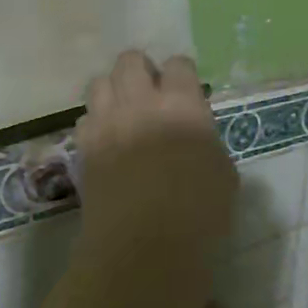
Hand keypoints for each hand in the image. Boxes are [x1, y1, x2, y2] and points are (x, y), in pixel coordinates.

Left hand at [73, 51, 237, 251]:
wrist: (143, 247)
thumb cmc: (198, 215)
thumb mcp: (223, 174)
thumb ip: (206, 140)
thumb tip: (194, 134)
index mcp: (181, 105)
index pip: (178, 65)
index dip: (182, 76)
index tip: (185, 91)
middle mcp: (139, 103)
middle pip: (130, 60)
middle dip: (141, 70)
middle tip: (150, 94)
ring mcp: (106, 123)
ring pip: (99, 82)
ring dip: (113, 91)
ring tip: (124, 112)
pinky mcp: (84, 146)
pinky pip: (85, 118)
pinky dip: (95, 122)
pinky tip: (107, 140)